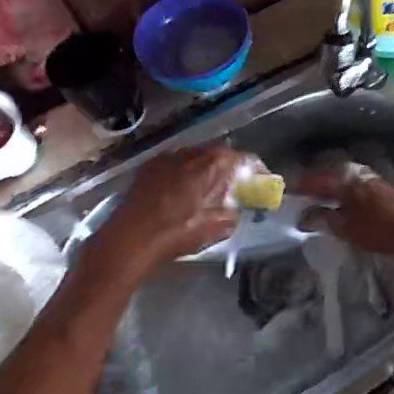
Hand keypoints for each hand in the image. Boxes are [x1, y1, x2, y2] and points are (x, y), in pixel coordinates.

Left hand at [88, 146, 247, 272]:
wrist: (131, 239)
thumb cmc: (178, 233)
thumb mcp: (217, 228)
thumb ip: (233, 212)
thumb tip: (235, 207)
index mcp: (213, 164)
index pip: (244, 159)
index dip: (256, 169)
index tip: (262, 180)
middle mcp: (191, 153)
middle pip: (219, 154)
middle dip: (230, 168)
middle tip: (237, 185)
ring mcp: (167, 157)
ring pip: (195, 157)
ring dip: (206, 169)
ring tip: (210, 188)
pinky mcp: (148, 167)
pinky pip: (175, 164)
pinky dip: (185, 173)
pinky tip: (183, 190)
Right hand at [299, 164, 393, 257]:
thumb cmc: (380, 231)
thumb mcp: (347, 229)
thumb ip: (325, 219)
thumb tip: (305, 217)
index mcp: (347, 181)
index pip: (318, 180)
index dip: (302, 186)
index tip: (289, 191)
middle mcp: (359, 175)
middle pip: (332, 176)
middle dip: (317, 185)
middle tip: (303, 195)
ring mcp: (374, 180)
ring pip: (346, 180)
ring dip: (332, 188)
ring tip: (321, 200)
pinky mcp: (384, 189)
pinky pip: (357, 186)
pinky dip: (346, 192)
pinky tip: (344, 203)